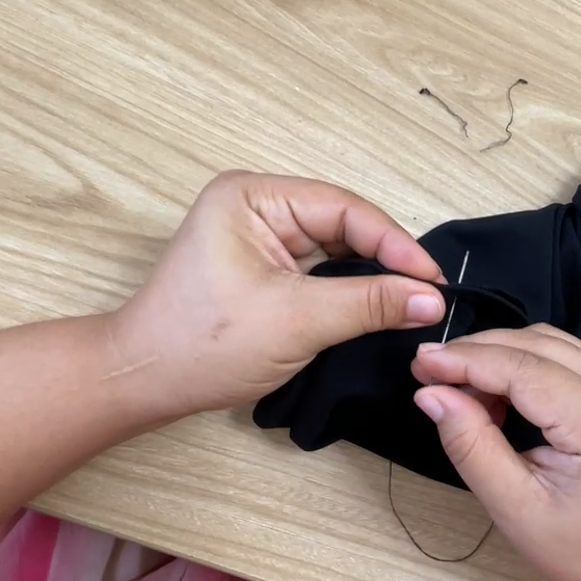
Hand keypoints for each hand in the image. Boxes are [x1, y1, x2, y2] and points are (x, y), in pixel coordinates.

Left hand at [109, 172, 445, 418]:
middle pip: (346, 225)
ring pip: (341, 248)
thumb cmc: (204, 345)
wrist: (147, 382)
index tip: (433, 281)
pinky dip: (356, 289)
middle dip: (388, 260)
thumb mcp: (298, 320)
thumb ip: (370, 304)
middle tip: (430, 294)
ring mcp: (266, 236)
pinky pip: (327, 269)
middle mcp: (261, 206)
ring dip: (375, 275)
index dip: (395, 244)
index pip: (345, 210)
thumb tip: (432, 299)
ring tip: (415, 300)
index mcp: (254, 198)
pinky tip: (383, 304)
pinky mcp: (271, 266)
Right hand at [410, 325, 580, 580]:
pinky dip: (523, 363)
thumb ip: (472, 445)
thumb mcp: (515, 509)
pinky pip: (565, 357)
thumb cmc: (579, 552)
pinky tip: (496, 392)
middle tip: (428, 374)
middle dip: (478, 352)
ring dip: (499, 354)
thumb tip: (430, 393)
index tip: (419, 362)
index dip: (468, 360)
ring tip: (458, 387)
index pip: (525, 369)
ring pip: (551, 343)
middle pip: (539, 345)